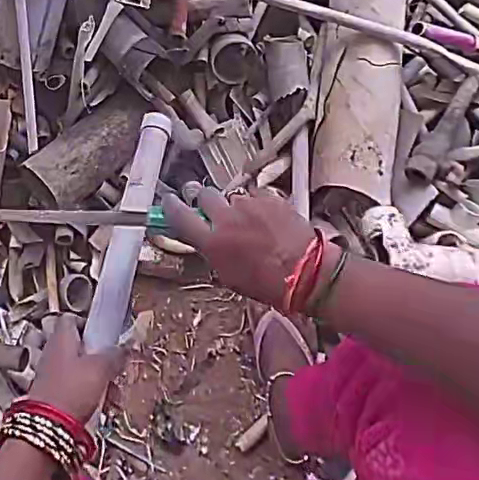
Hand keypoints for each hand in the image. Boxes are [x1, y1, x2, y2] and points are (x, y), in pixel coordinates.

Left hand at [27, 315, 125, 422]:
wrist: (47, 429)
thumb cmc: (72, 390)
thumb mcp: (100, 369)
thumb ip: (115, 355)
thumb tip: (124, 349)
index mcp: (61, 337)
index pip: (72, 318)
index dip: (89, 324)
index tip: (105, 336)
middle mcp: (53, 351)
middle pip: (79, 345)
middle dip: (99, 356)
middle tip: (114, 366)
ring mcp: (51, 374)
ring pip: (79, 368)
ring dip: (97, 377)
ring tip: (112, 390)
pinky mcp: (52, 395)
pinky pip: (75, 387)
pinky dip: (89, 392)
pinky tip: (102, 404)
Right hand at [161, 184, 314, 306]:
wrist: (308, 272)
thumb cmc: (269, 285)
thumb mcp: (230, 276)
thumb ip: (214, 253)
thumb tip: (208, 239)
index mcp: (212, 243)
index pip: (180, 216)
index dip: (171, 206)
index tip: (170, 201)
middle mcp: (226, 219)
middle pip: (204, 195)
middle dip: (206, 201)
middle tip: (214, 212)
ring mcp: (248, 204)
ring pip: (232, 197)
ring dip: (236, 207)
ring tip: (251, 224)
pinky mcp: (269, 197)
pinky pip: (256, 196)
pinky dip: (258, 205)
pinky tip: (268, 221)